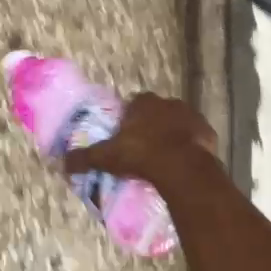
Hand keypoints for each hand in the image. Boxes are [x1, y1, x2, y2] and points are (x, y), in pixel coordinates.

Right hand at [62, 93, 216, 182]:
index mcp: (143, 102)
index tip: (123, 135)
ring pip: (177, 123)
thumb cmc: (140, 155)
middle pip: (156, 111)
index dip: (128, 118)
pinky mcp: (208, 133)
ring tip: (161, 157)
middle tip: (141, 147)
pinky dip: (188, 147)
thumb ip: (84, 158)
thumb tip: (62, 163)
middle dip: (150, 125)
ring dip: (170, 135)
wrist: (181, 168)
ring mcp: (192, 116)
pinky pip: (195, 138)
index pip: (133, 103)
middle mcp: (169, 102)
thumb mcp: (105, 157)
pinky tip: (180, 162)